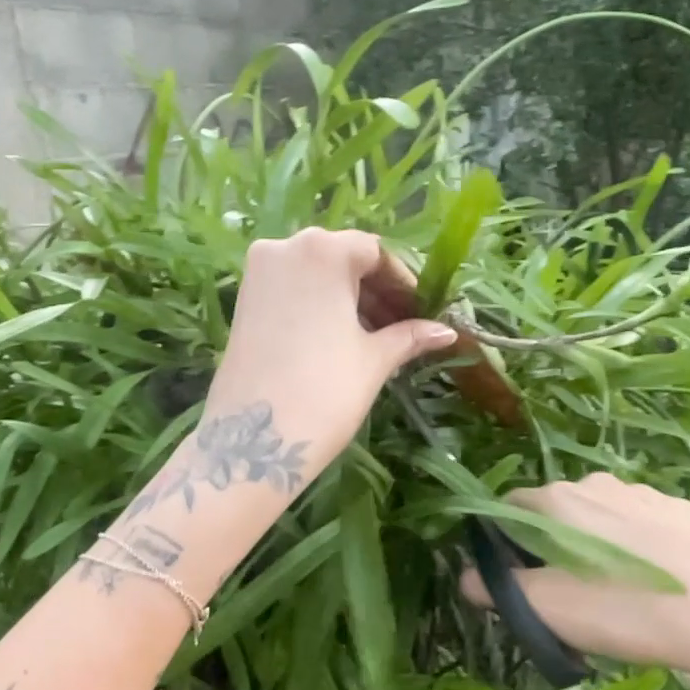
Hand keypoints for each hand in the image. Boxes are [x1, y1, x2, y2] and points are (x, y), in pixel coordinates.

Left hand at [204, 229, 457, 468]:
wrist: (255, 441)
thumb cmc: (324, 393)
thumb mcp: (374, 361)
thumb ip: (409, 336)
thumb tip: (445, 331)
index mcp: (322, 250)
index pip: (375, 253)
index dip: (403, 283)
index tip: (423, 312)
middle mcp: (284, 248)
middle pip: (343, 260)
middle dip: (376, 291)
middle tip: (404, 327)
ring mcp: (258, 274)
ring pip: (316, 276)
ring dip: (348, 301)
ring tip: (377, 339)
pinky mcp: (243, 303)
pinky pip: (292, 291)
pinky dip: (319, 308)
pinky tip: (341, 340)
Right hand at [462, 475, 689, 681]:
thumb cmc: (622, 610)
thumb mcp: (544, 609)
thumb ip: (495, 590)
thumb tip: (469, 578)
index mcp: (555, 499)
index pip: (506, 510)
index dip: (504, 548)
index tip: (519, 584)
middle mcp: (595, 482)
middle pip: (553, 513)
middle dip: (549, 548)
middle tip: (564, 596)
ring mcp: (644, 493)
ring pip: (598, 518)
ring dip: (592, 546)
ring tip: (612, 595)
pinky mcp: (683, 510)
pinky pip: (639, 525)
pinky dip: (633, 547)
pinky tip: (651, 586)